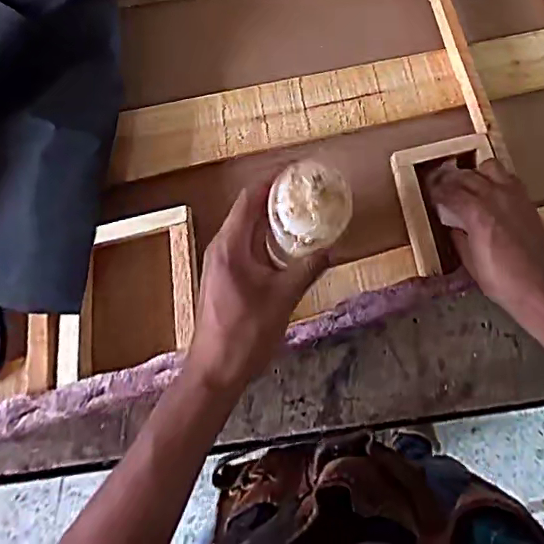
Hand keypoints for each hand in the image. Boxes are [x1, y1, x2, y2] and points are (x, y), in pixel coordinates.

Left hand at [181, 175, 328, 391]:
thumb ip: (307, 269)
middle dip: (277, 193)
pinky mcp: (225, 275)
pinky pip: (248, 242)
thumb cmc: (244, 335)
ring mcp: (221, 262)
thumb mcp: (283, 298)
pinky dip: (268, 234)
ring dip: (273, 214)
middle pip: (248, 207)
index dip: (272, 178)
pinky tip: (290, 242)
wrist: (213, 375)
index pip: (250, 197)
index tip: (298, 169)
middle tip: (306, 187)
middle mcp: (222, 247)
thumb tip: (331, 248)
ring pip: (248, 225)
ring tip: (302, 208)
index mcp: (230, 245)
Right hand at [426, 158, 543, 319]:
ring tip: (466, 184)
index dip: (437, 191)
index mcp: (477, 214)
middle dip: (450, 179)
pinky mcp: (526, 198)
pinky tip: (490, 189)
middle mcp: (494, 197)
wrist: (540, 287)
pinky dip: (494, 177)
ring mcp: (513, 194)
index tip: (430, 193)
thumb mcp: (471, 264)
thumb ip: (459, 238)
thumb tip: (452, 224)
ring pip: (488, 167)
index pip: (449, 192)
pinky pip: (506, 176)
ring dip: (473, 173)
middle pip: (466, 176)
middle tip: (440, 184)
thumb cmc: (503, 281)